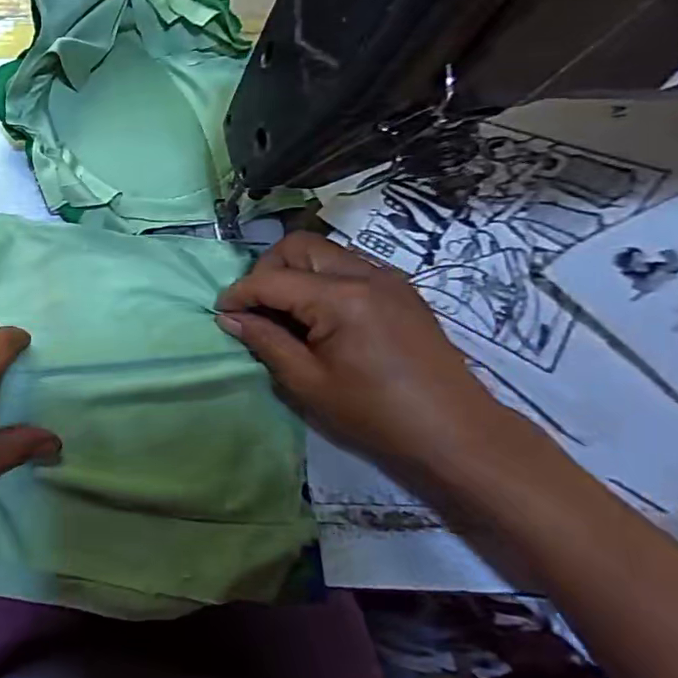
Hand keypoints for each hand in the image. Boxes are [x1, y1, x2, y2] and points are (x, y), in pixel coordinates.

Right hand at [215, 232, 531, 470]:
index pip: (272, 279)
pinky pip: (348, 265)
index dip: (239, 293)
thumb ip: (266, 342)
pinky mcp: (400, 288)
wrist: (455, 432)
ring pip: (324, 251)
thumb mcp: (308, 383)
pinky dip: (322, 279)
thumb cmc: (375, 414)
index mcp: (340, 298)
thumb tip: (231, 318)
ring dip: (295, 271)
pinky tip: (320, 316)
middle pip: (298, 246)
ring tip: (286, 313)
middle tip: (257, 309)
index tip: (222, 314)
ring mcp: (387, 277)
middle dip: (267, 270)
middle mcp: (365, 273)